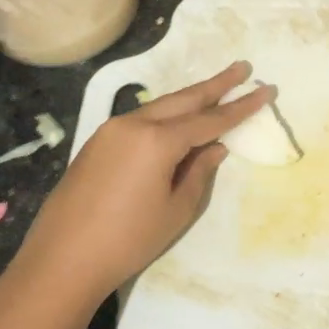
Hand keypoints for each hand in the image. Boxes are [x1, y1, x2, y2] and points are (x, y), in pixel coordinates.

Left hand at [9, 62, 272, 308]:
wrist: (62, 260)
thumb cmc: (128, 240)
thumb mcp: (176, 210)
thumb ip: (199, 172)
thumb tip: (214, 148)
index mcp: (157, 140)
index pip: (210, 119)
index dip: (241, 106)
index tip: (266, 89)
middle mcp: (133, 125)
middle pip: (184, 99)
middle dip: (216, 84)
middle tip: (243, 68)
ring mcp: (110, 131)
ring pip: (160, 107)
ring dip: (190, 98)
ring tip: (217, 88)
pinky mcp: (97, 144)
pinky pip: (141, 120)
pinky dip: (167, 115)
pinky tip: (179, 120)